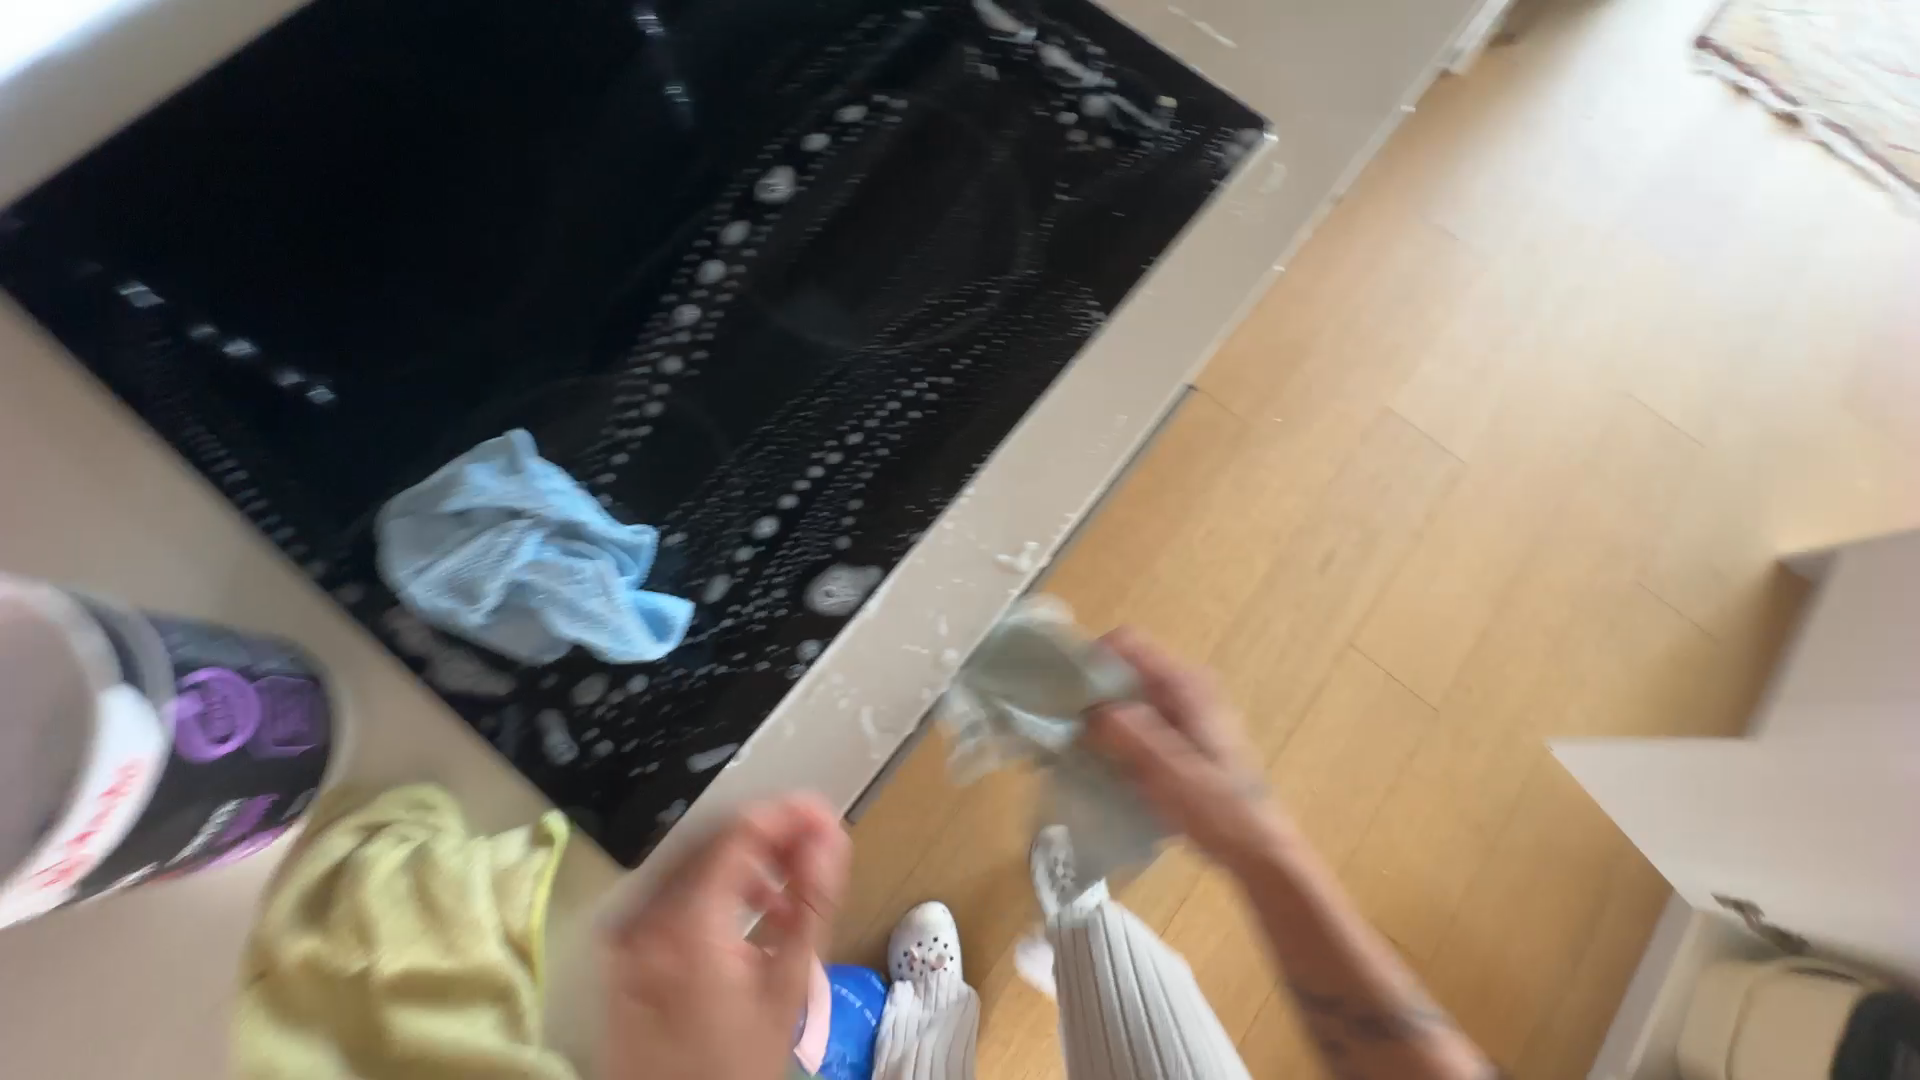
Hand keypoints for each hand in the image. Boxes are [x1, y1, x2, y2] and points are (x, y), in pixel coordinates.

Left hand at [605, 794, 850, 1079]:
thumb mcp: (787, 987)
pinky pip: (672, 894)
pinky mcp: (619, 951)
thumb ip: (812, 902)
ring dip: (747, 864)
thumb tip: (830, 837)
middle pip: (715, 843)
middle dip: (772, 838)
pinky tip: (748, 916)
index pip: (740, 834)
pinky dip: (715, 890)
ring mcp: (624, 934)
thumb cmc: (737, 1067)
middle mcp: (643, 918)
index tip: (825, 815)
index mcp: (685, 924)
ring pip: (694, 864)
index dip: (787, 814)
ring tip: (788, 894)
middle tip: (816, 851)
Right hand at [1084, 628, 1288, 872]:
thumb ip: (1126, 733)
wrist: (1260, 850)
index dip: (1092, 659)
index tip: (1065, 692)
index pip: (1127, 643)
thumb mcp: (1166, 771)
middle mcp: (1187, 687)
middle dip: (1094, 692)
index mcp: (1186, 684)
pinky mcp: (1184, 735)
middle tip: (1066, 725)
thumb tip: (1087, 708)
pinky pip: (1140, 719)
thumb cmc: (1219, 809)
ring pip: (1130, 696)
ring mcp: (1188, 711)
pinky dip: (1119, 734)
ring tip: (1079, 747)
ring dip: (1103, 716)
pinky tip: (1106, 763)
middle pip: (1127, 669)